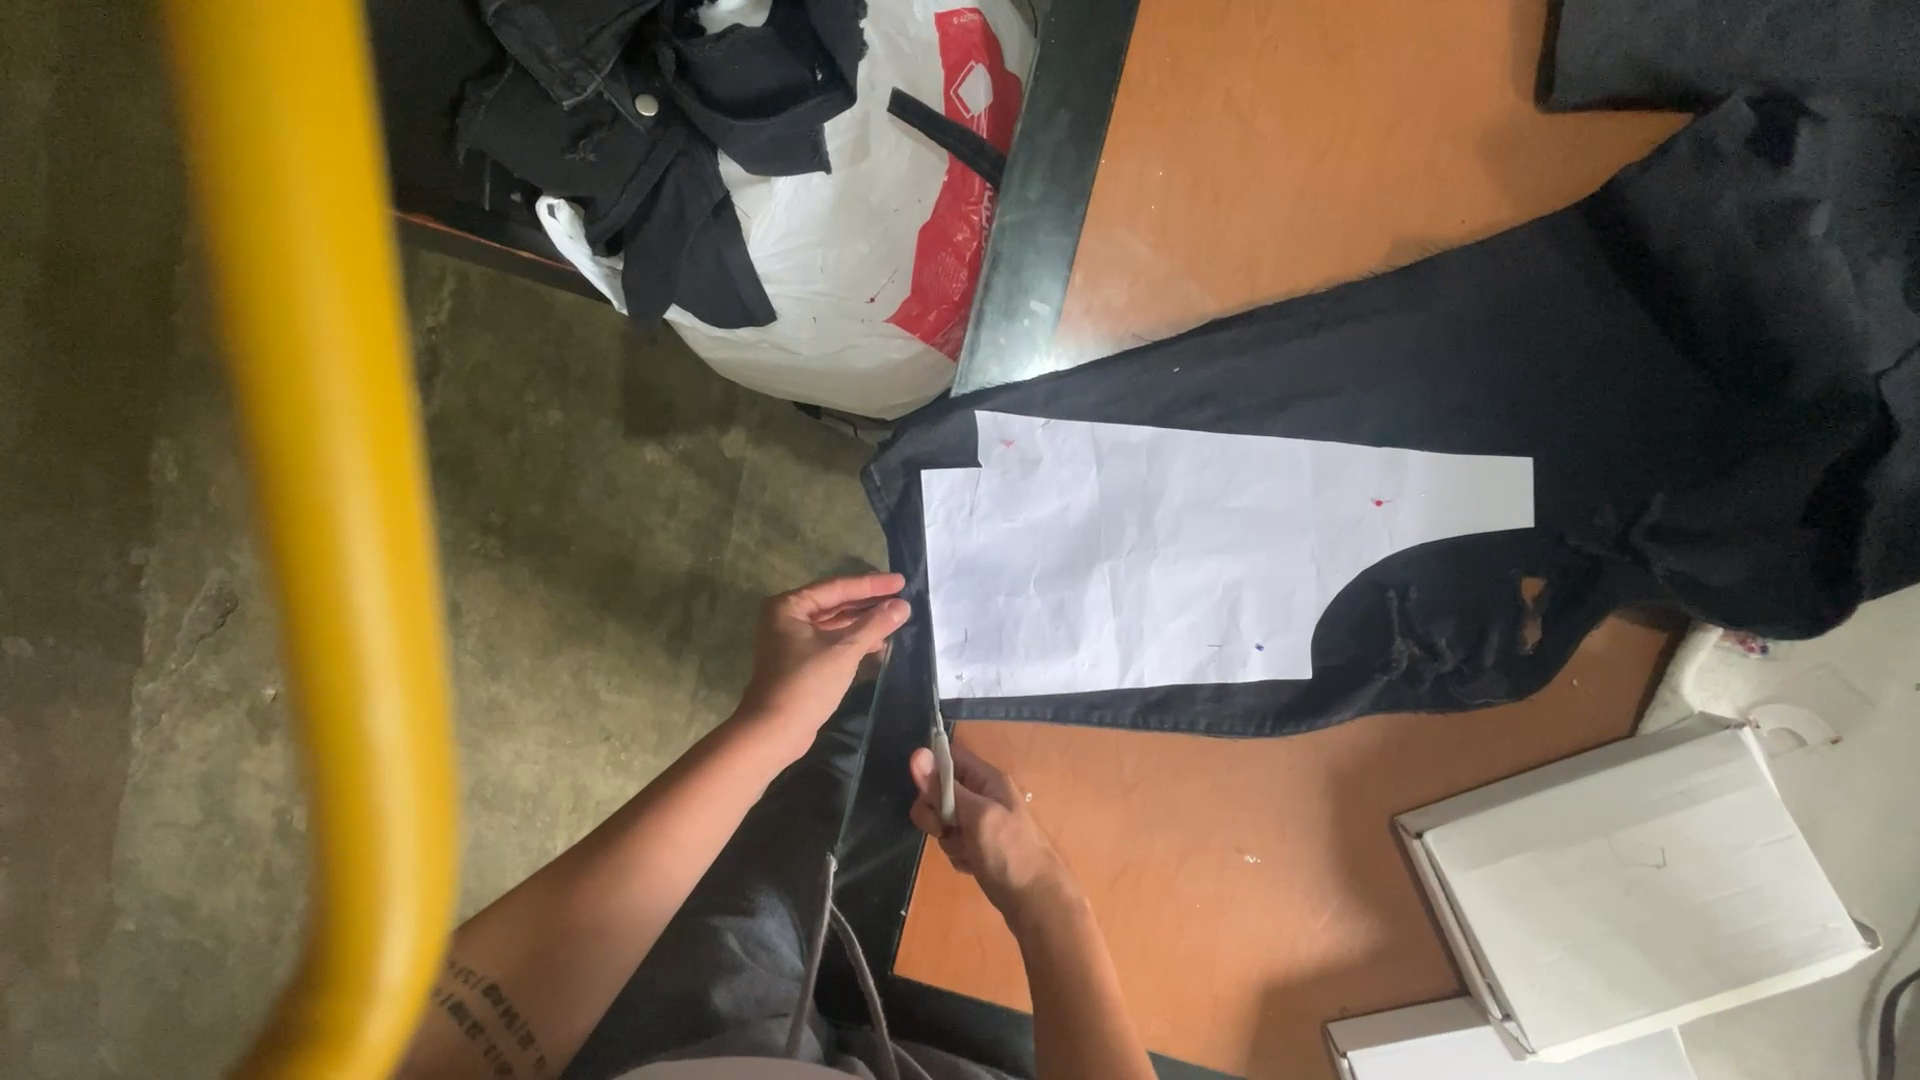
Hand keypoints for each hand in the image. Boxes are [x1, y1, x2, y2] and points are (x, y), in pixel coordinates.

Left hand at [736, 573, 909, 753]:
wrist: (775, 731)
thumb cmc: (806, 684)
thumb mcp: (844, 650)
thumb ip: (874, 624)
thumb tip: (903, 606)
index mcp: (789, 606)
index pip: (837, 587)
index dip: (872, 585)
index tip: (901, 581)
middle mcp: (787, 617)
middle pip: (835, 602)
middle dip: (868, 602)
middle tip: (901, 596)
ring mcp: (792, 639)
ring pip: (834, 623)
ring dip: (863, 622)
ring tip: (895, 618)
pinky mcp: (800, 660)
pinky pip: (831, 641)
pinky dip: (853, 640)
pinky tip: (878, 643)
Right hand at [910, 741, 1080, 929]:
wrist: (1035, 902)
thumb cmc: (1009, 852)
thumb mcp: (976, 815)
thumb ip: (945, 788)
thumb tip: (916, 754)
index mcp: (987, 780)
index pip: (950, 758)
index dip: (931, 771)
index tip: (923, 792)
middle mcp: (984, 796)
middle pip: (941, 791)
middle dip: (935, 813)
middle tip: (944, 829)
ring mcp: (981, 823)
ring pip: (944, 821)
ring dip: (949, 839)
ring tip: (967, 852)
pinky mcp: (978, 847)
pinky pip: (953, 843)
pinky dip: (957, 854)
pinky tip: (971, 865)